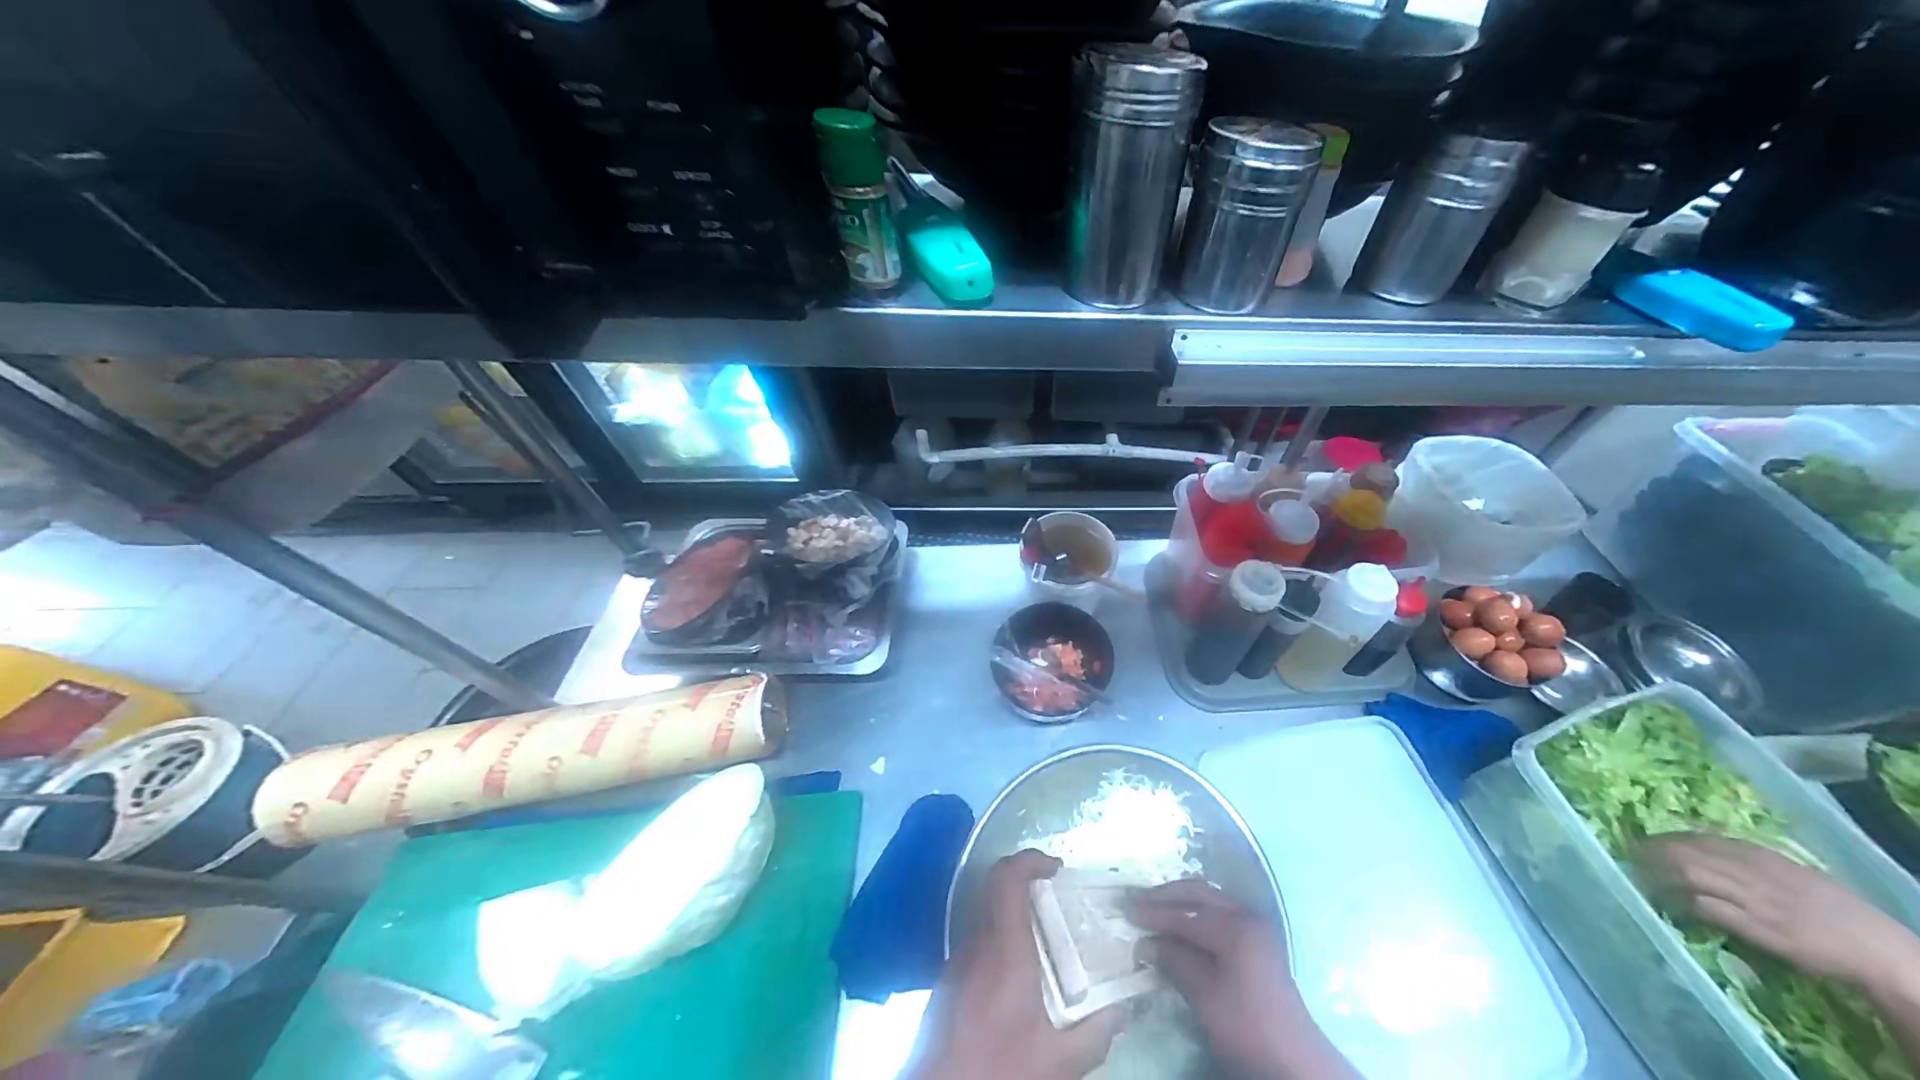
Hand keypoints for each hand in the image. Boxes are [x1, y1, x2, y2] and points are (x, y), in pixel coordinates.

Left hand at [906, 851, 1123, 1079]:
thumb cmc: (999, 1069)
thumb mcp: (1058, 1061)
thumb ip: (1095, 1034)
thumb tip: (1121, 1011)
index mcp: (1004, 950)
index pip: (1006, 878)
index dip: (1029, 859)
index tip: (1055, 868)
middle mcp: (976, 944)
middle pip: (995, 890)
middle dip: (1027, 885)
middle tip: (1057, 901)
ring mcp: (957, 959)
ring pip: (985, 916)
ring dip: (1013, 915)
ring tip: (1045, 942)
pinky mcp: (947, 979)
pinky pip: (977, 942)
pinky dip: (1000, 941)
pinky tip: (1018, 976)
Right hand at [1129, 880, 1355, 1079]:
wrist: (1296, 1063)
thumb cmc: (1247, 1028)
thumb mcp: (1205, 996)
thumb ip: (1175, 960)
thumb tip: (1146, 942)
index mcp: (1235, 927)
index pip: (1184, 913)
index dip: (1152, 912)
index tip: (1124, 910)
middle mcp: (1247, 916)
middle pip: (1198, 894)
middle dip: (1165, 896)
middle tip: (1134, 900)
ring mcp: (1256, 927)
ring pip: (1210, 900)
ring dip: (1180, 901)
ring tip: (1152, 906)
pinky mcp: (1258, 942)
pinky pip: (1219, 912)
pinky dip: (1195, 912)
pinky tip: (1180, 922)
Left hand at [1638, 833, 1919, 991]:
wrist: (1877, 950)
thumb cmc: (1836, 911)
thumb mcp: (1793, 872)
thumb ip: (1753, 859)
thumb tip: (1707, 846)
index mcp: (1763, 857)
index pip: (1700, 838)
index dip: (1666, 839)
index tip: (1644, 841)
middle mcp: (1753, 873)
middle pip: (1686, 853)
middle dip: (1652, 853)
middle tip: (1632, 856)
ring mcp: (1754, 900)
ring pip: (1690, 875)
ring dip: (1660, 875)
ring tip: (1641, 876)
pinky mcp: (1757, 927)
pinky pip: (1707, 907)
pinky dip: (1684, 902)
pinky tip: (1671, 902)